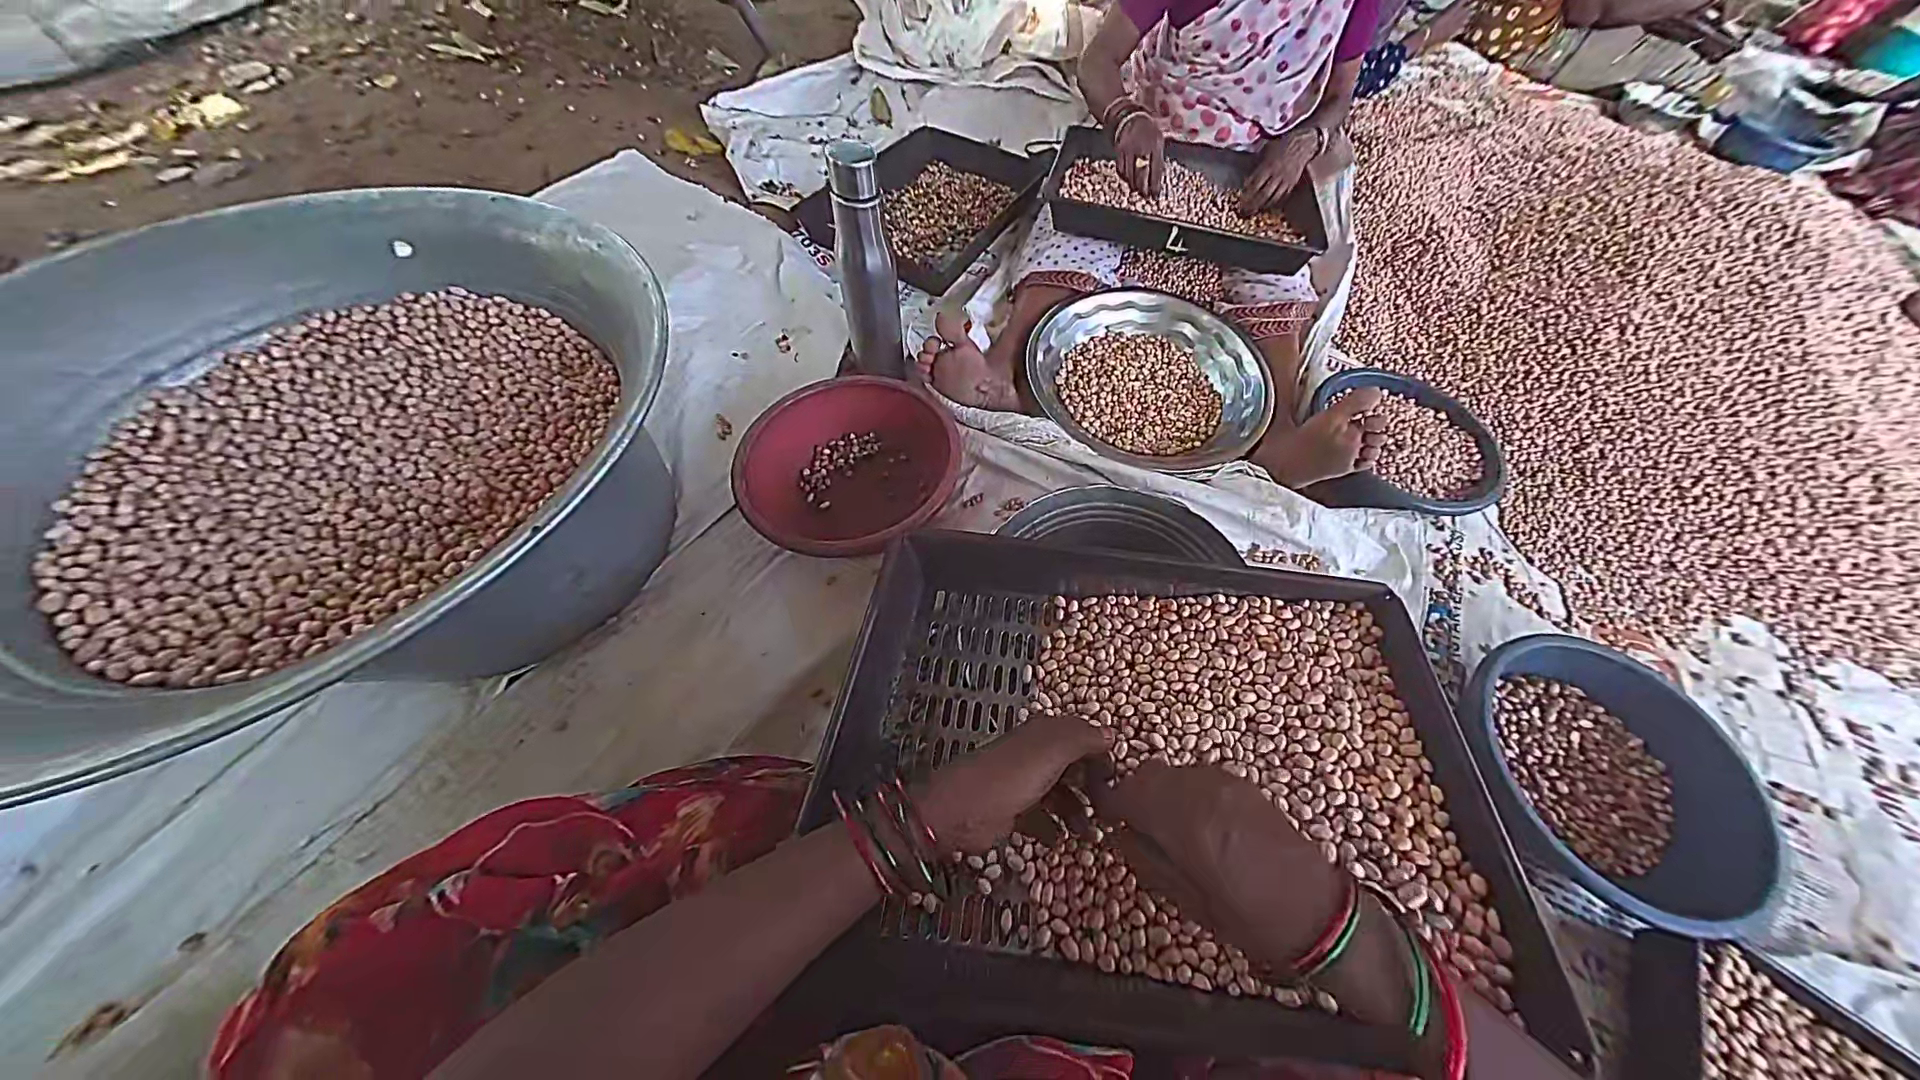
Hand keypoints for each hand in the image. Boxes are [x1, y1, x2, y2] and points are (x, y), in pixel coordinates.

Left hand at [917, 713, 1112, 853]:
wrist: (961, 812)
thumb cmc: (1009, 778)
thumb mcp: (1051, 751)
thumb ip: (1083, 739)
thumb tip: (1111, 734)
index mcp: (1044, 734)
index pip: (1083, 736)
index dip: (1102, 755)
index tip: (1120, 781)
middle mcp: (1035, 755)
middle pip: (1073, 766)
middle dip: (1093, 787)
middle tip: (1110, 811)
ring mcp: (1023, 783)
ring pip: (1061, 794)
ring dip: (1077, 812)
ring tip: (1089, 833)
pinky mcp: (1013, 811)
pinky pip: (1043, 819)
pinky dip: (1054, 829)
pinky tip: (1061, 840)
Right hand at [1091, 762, 1345, 971]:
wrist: (1319, 912)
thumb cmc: (1250, 919)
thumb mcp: (1187, 900)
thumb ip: (1146, 859)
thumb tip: (1121, 833)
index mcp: (1183, 822)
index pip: (1125, 793)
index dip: (1107, 802)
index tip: (1104, 816)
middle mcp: (1201, 791)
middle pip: (1146, 774)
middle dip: (1133, 794)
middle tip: (1132, 823)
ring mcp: (1224, 783)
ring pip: (1172, 772)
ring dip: (1159, 791)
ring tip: (1167, 825)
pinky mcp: (1241, 784)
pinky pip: (1197, 777)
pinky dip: (1185, 790)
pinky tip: (1197, 821)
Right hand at [1112, 110, 1164, 198]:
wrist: (1127, 115)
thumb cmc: (1146, 126)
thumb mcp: (1158, 138)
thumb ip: (1158, 156)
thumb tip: (1157, 177)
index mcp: (1155, 144)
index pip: (1156, 170)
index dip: (1155, 185)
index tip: (1155, 195)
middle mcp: (1142, 148)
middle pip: (1142, 175)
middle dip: (1144, 188)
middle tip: (1146, 196)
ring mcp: (1130, 150)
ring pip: (1131, 174)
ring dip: (1134, 185)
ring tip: (1137, 191)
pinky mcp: (1119, 152)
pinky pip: (1121, 169)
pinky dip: (1125, 177)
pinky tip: (1128, 180)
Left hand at [1239, 128, 1320, 215]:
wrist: (1304, 142)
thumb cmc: (1282, 144)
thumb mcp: (1267, 150)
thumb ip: (1257, 164)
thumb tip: (1247, 179)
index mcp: (1268, 166)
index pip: (1254, 184)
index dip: (1246, 194)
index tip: (1240, 199)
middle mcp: (1277, 175)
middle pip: (1262, 195)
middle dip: (1252, 204)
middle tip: (1244, 211)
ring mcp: (1286, 180)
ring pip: (1272, 198)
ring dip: (1262, 206)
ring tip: (1255, 210)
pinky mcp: (1293, 183)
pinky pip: (1282, 197)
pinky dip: (1274, 203)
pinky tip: (1268, 205)